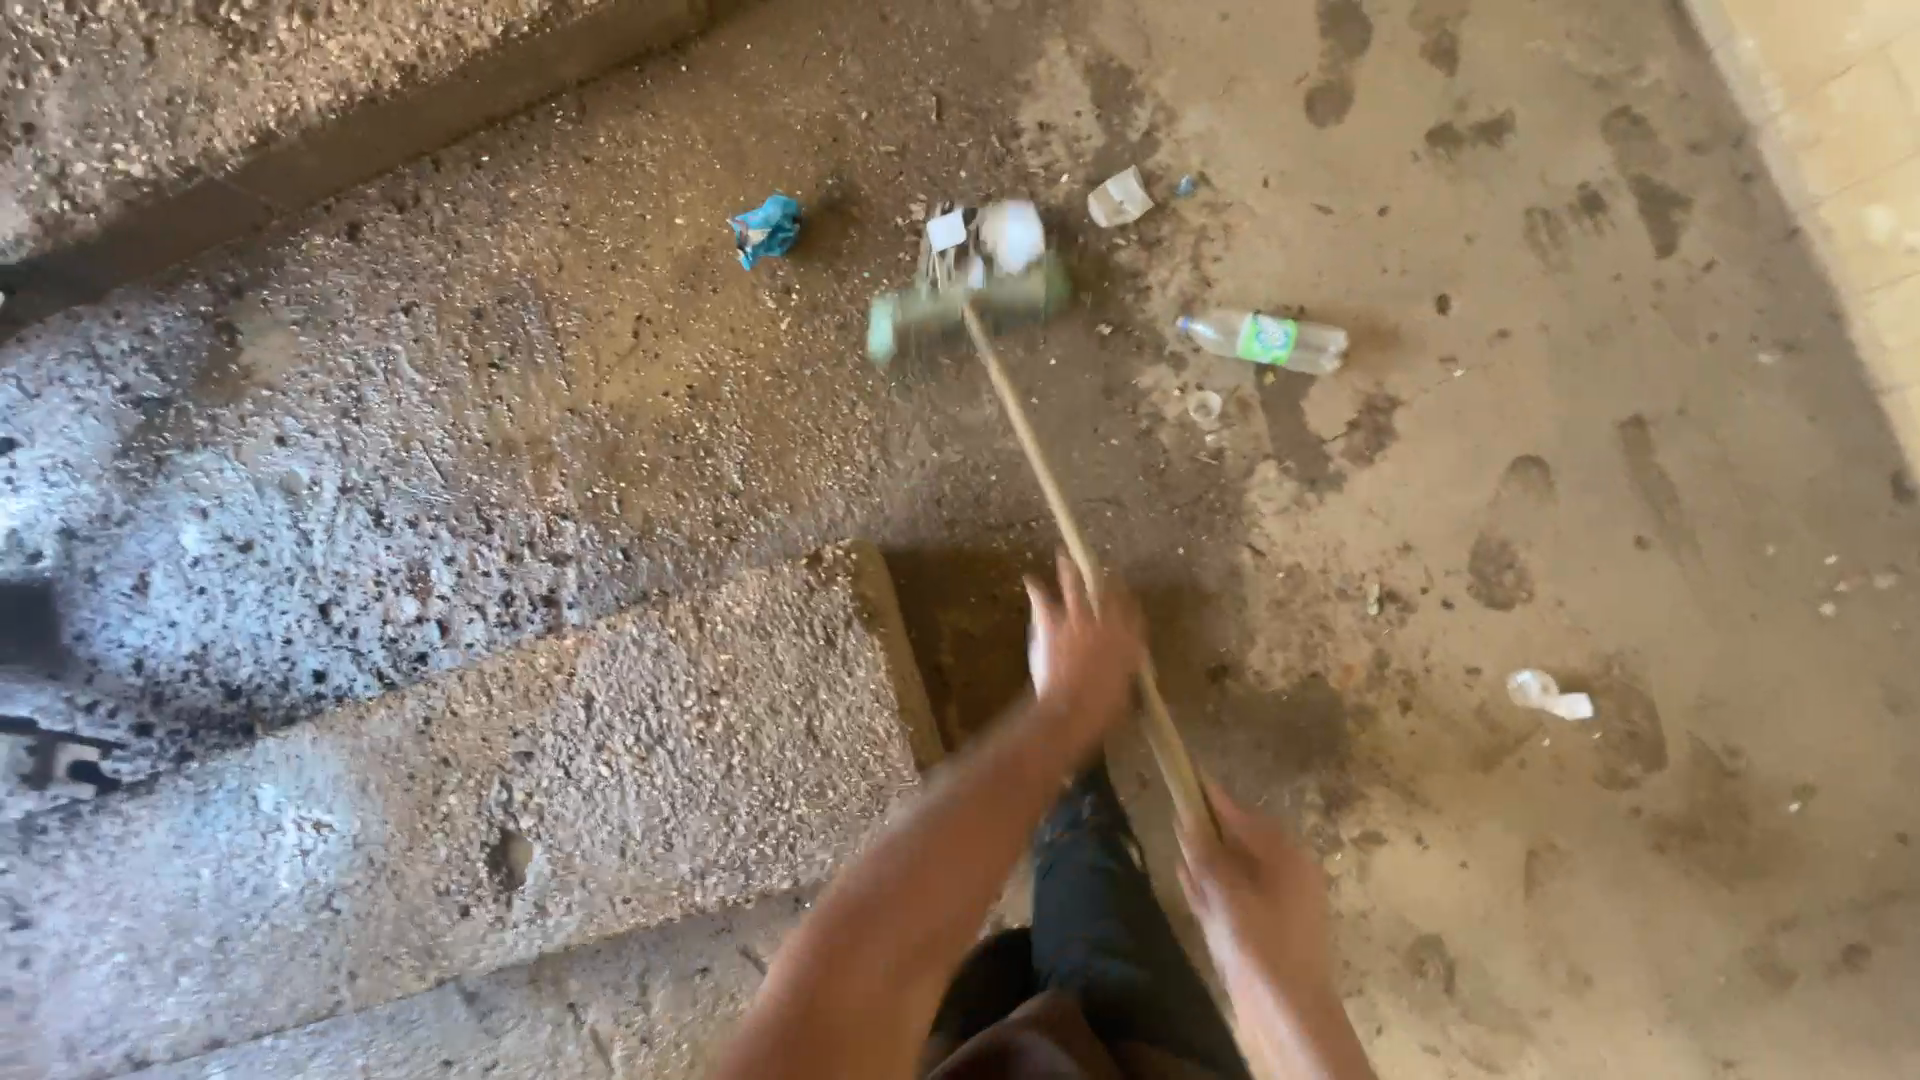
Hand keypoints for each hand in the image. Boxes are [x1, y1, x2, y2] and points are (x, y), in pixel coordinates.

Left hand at [1023, 555, 1145, 727]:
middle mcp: (1106, 624)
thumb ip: (1123, 674)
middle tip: (1104, 568)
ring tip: (1064, 555)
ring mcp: (1078, 620)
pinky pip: (1043, 600)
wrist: (1072, 709)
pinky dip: (1035, 588)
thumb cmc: (1102, 710)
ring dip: (1069, 570)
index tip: (1127, 594)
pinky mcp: (1052, 624)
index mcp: (1128, 642)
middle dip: (1105, 579)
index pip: (1133, 614)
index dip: (1129, 602)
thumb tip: (1122, 674)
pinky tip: (1029, 578)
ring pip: (1075, 587)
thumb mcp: (1123, 693)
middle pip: (1107, 594)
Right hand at [1178, 779, 1334, 1005]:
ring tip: (1184, 863)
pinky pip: (1232, 899)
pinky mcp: (1263, 929)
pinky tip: (1193, 891)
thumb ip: (1205, 854)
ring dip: (1205, 867)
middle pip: (1236, 843)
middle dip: (1206, 839)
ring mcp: (1275, 904)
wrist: (1288, 1017)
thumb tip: (1187, 818)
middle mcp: (1284, 875)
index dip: (1212, 799)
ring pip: (1231, 872)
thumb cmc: (1262, 945)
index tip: (1187, 776)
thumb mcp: (1227, 893)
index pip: (1242, 815)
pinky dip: (1212, 893)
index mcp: (1286, 857)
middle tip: (1179, 831)